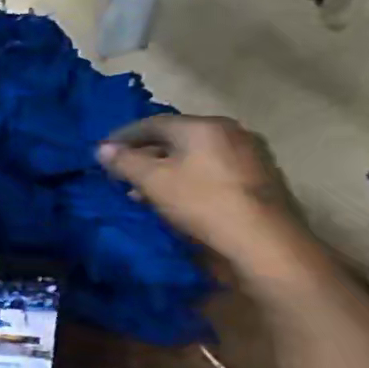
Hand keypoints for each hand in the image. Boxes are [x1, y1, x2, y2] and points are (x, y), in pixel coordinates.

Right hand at [97, 115, 307, 268]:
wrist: (266, 244)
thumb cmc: (202, 203)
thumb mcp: (152, 181)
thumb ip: (124, 161)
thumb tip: (102, 148)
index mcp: (204, 126)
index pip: (153, 123)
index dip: (123, 137)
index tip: (103, 152)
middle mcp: (231, 132)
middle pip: (176, 139)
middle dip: (145, 156)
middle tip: (123, 173)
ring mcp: (251, 156)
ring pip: (195, 157)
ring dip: (167, 171)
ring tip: (145, 192)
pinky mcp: (261, 181)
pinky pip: (214, 171)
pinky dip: (190, 180)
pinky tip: (178, 200)